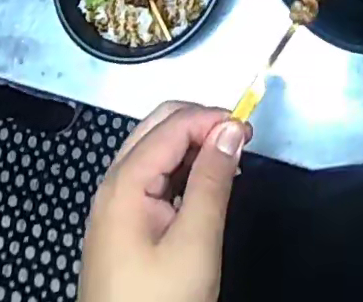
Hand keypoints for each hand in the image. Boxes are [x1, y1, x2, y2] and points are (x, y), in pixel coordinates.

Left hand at [80, 102, 250, 301]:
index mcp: (125, 180)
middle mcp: (114, 181)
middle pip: (159, 125)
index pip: (173, 124)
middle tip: (238, 140)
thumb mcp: (195, 245)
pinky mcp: (121, 221)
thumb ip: (213, 181)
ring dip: (192, 142)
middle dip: (200, 122)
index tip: (249, 131)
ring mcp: (114, 201)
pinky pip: (152, 173)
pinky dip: (180, 166)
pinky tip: (204, 183)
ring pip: (155, 145)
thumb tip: (230, 129)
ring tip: (228, 160)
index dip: (212, 118)